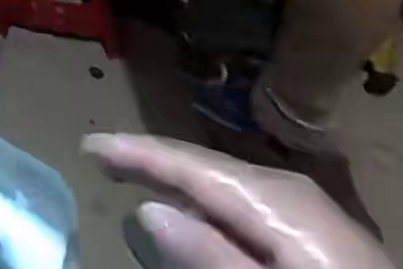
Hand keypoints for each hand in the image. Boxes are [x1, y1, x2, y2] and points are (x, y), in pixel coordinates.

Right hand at [83, 134, 394, 268]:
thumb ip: (212, 258)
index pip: (189, 164)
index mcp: (275, 200)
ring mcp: (303, 204)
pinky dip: (208, 201)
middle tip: (101, 157)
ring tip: (133, 174)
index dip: (136, 153)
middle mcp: (285, 186)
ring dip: (177, 178)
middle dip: (150, 159)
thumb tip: (149, 210)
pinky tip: (192, 211)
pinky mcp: (312, 226)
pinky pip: (244, 200)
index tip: (90, 144)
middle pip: (202, 164)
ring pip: (222, 181)